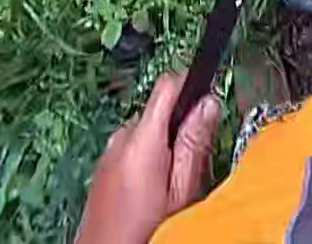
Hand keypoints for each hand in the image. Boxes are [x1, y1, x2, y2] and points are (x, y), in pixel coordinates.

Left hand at [75, 73, 221, 243]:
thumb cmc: (146, 234)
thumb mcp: (183, 190)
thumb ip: (196, 142)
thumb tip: (209, 102)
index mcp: (143, 140)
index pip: (169, 83)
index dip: (191, 85)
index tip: (206, 101)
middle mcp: (121, 139)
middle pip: (159, 109)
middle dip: (179, 126)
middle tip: (191, 160)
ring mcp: (108, 155)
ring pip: (145, 131)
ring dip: (161, 145)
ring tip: (169, 184)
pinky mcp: (102, 171)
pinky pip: (130, 150)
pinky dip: (144, 161)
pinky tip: (149, 192)